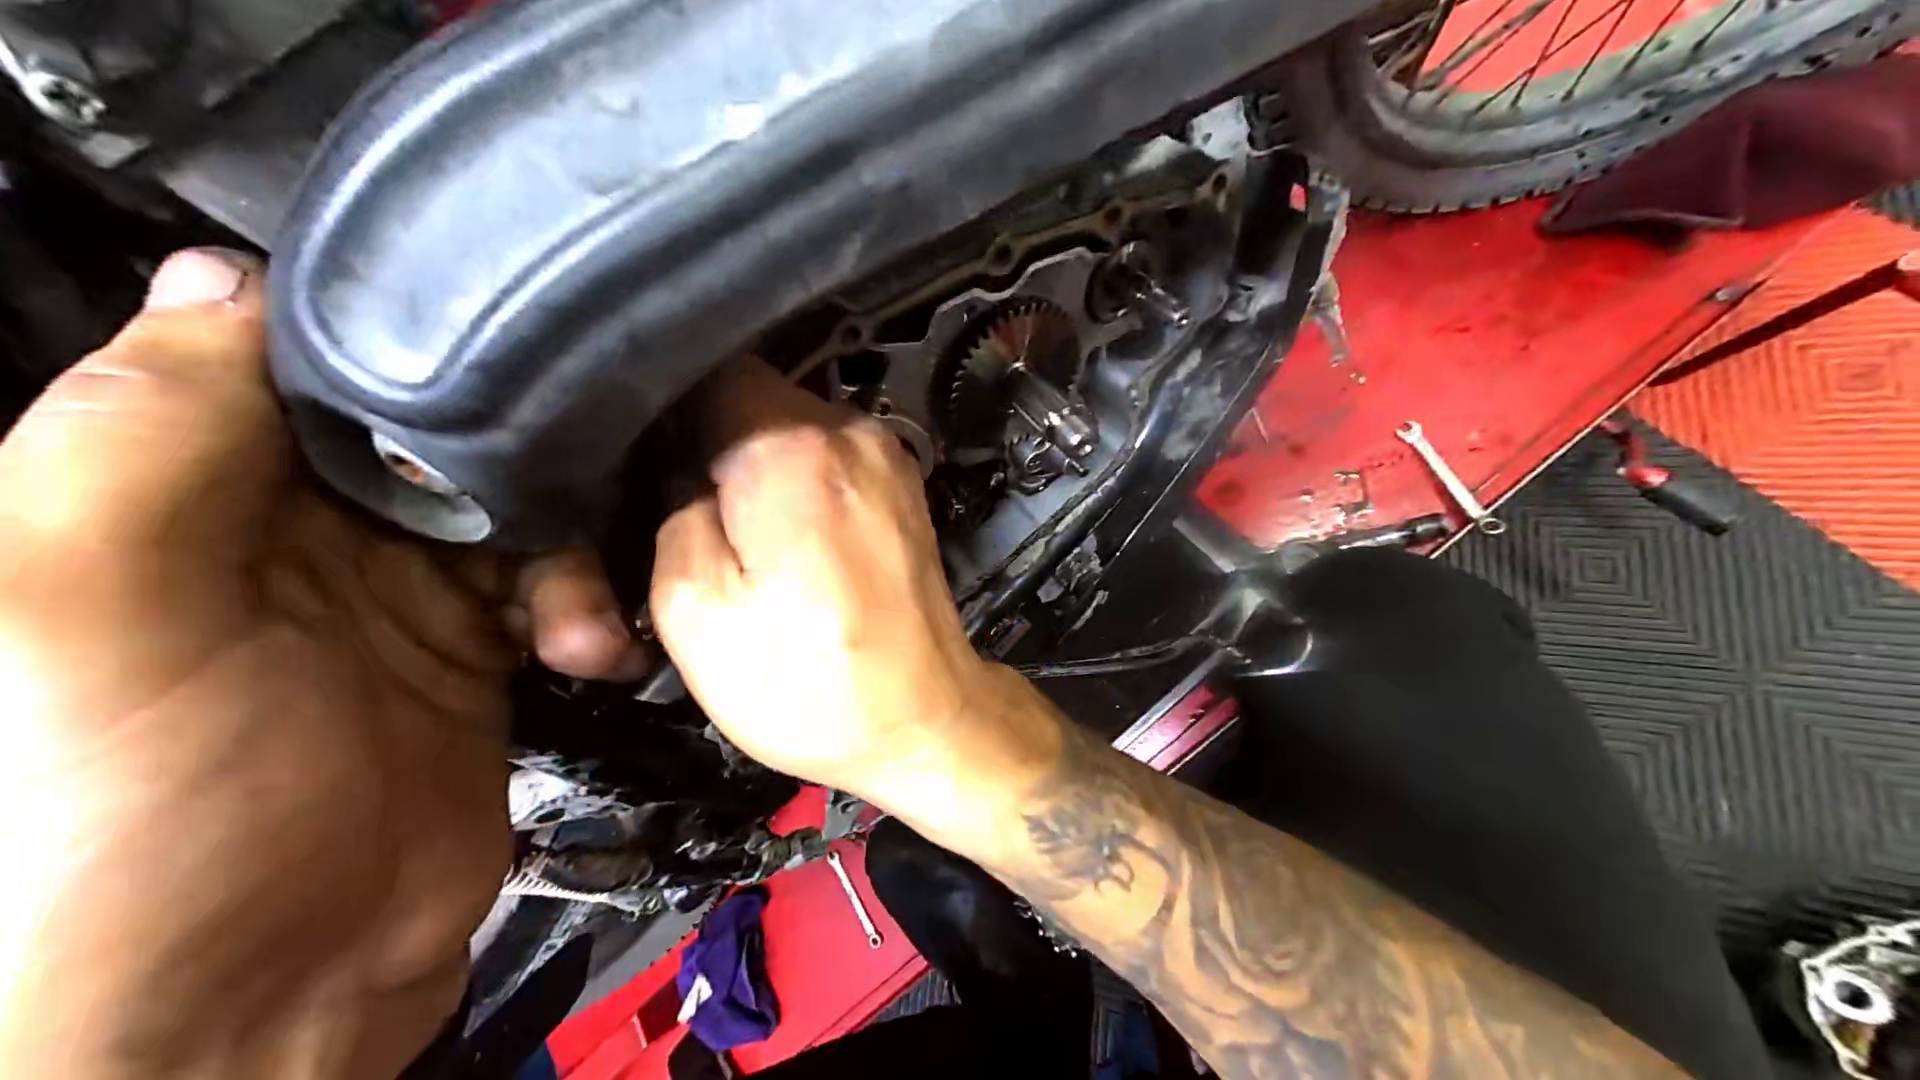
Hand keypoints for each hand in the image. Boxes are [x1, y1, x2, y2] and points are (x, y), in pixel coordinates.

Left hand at [0, 250, 643, 1078]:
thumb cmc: (149, 812)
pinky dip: (587, 610)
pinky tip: (591, 652)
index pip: (310, 365)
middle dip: (523, 467)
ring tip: (578, 624)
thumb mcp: (95, 618)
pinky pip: (558, 589)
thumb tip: (230, 279)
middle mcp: (307, 529)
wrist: (273, 989)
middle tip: (572, 501)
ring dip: (570, 557)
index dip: (406, 345)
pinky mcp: (486, 647)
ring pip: (523, 516)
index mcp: (195, 492)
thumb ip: (143, 445)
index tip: (510, 352)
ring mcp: (410, 593)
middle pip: (447, 440)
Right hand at [650, 363, 1063, 836]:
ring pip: (794, 430)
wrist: (924, 718)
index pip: (711, 375)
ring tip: (744, 533)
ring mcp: (888, 456)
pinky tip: (791, 538)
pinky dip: (800, 483)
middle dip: (714, 443)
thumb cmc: (810, 682)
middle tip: (690, 506)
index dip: (669, 410)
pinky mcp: (904, 487)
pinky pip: (830, 459)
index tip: (651, 458)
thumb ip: (677, 517)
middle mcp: (852, 432)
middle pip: (756, 400)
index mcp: (793, 449)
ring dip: (759, 468)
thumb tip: (695, 481)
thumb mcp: (694, 611)